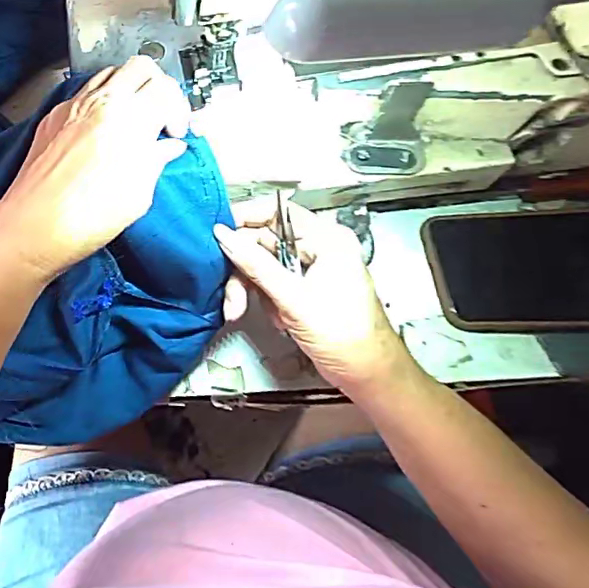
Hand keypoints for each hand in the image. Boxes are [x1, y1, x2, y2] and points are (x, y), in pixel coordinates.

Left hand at [0, 57, 191, 282]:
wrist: (33, 226)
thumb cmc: (81, 218)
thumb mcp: (138, 195)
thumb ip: (156, 161)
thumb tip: (166, 149)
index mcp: (129, 118)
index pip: (166, 89)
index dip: (180, 109)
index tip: (175, 132)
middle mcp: (99, 104)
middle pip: (140, 67)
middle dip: (158, 86)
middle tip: (161, 114)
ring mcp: (72, 107)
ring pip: (110, 73)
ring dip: (128, 88)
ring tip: (133, 117)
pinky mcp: (53, 118)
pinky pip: (83, 92)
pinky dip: (100, 100)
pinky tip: (103, 127)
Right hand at [215, 199, 420, 390]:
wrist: (369, 375)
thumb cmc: (345, 336)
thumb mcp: (293, 298)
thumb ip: (255, 264)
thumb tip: (224, 235)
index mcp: (327, 238)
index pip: (277, 211)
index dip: (245, 218)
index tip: (218, 233)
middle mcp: (319, 247)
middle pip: (264, 241)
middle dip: (243, 269)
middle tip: (231, 293)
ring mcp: (310, 268)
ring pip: (263, 263)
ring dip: (249, 288)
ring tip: (241, 310)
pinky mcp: (303, 287)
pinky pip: (271, 281)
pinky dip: (263, 298)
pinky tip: (273, 318)